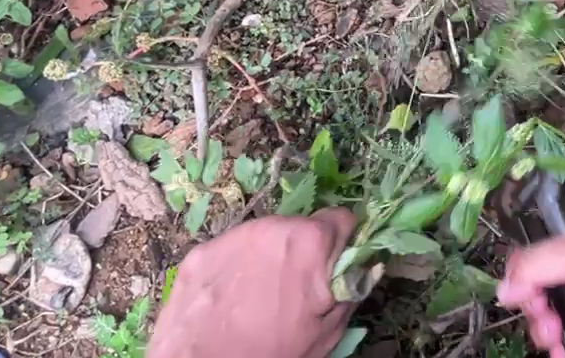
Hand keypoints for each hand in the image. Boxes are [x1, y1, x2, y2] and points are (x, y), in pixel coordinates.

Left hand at [149, 207, 357, 357]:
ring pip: (264, 237)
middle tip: (288, 292)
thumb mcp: (325, 334)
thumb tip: (365, 267)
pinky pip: (229, 252)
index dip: (339, 246)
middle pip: (300, 227)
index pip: (341, 219)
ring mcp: (233, 237)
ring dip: (266, 258)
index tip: (328, 270)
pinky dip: (231, 270)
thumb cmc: (269, 357)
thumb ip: (351, 291)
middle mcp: (275, 225)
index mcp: (311, 241)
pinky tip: (224, 302)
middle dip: (300, 253)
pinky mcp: (199, 253)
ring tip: (253, 299)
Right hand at [496, 196, 564, 357]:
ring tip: (557, 339)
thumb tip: (505, 285)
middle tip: (543, 316)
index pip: (557, 228)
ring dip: (552, 327)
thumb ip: (534, 263)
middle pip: (554, 275)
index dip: (536, 256)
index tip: (524, 281)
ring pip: (564, 308)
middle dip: (541, 301)